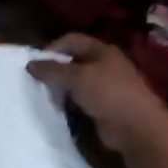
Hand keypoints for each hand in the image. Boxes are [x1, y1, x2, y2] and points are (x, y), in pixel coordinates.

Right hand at [28, 34, 167, 155]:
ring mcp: (106, 85)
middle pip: (73, 60)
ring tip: (45, 94)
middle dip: (55, 68)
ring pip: (76, 80)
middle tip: (37, 80)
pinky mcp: (104, 104)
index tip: (35, 63)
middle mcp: (105, 64)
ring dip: (61, 86)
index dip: (52, 48)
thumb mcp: (76, 78)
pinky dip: (69, 100)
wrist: (137, 128)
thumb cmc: (108, 94)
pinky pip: (81, 97)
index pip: (71, 40)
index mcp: (102, 51)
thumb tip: (30, 64)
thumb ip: (52, 70)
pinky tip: (59, 107)